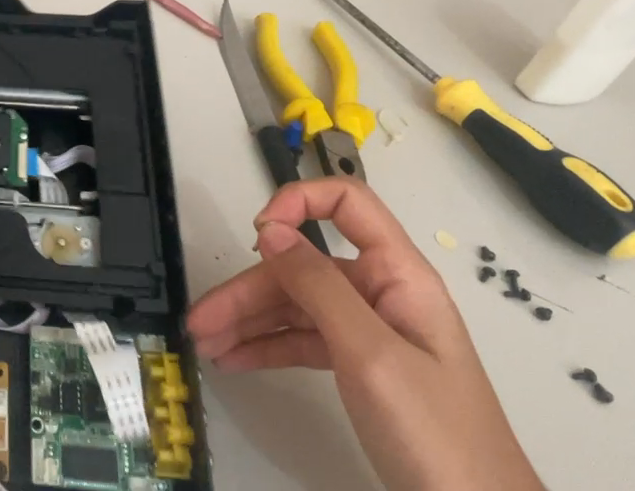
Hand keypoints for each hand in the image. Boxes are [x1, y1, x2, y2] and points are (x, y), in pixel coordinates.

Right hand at [186, 178, 542, 490]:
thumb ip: (318, 287)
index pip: (348, 204)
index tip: (257, 233)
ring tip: (203, 342)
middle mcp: (381, 293)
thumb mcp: (370, 355)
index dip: (298, 202)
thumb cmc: (434, 433)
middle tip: (200, 320)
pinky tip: (233, 359)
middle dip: (249, 288)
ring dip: (247, 320)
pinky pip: (303, 340)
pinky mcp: (360, 367)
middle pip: (303, 266)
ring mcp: (370, 331)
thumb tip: (269, 230)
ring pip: (295, 305)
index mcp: (398, 275)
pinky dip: (266, 347)